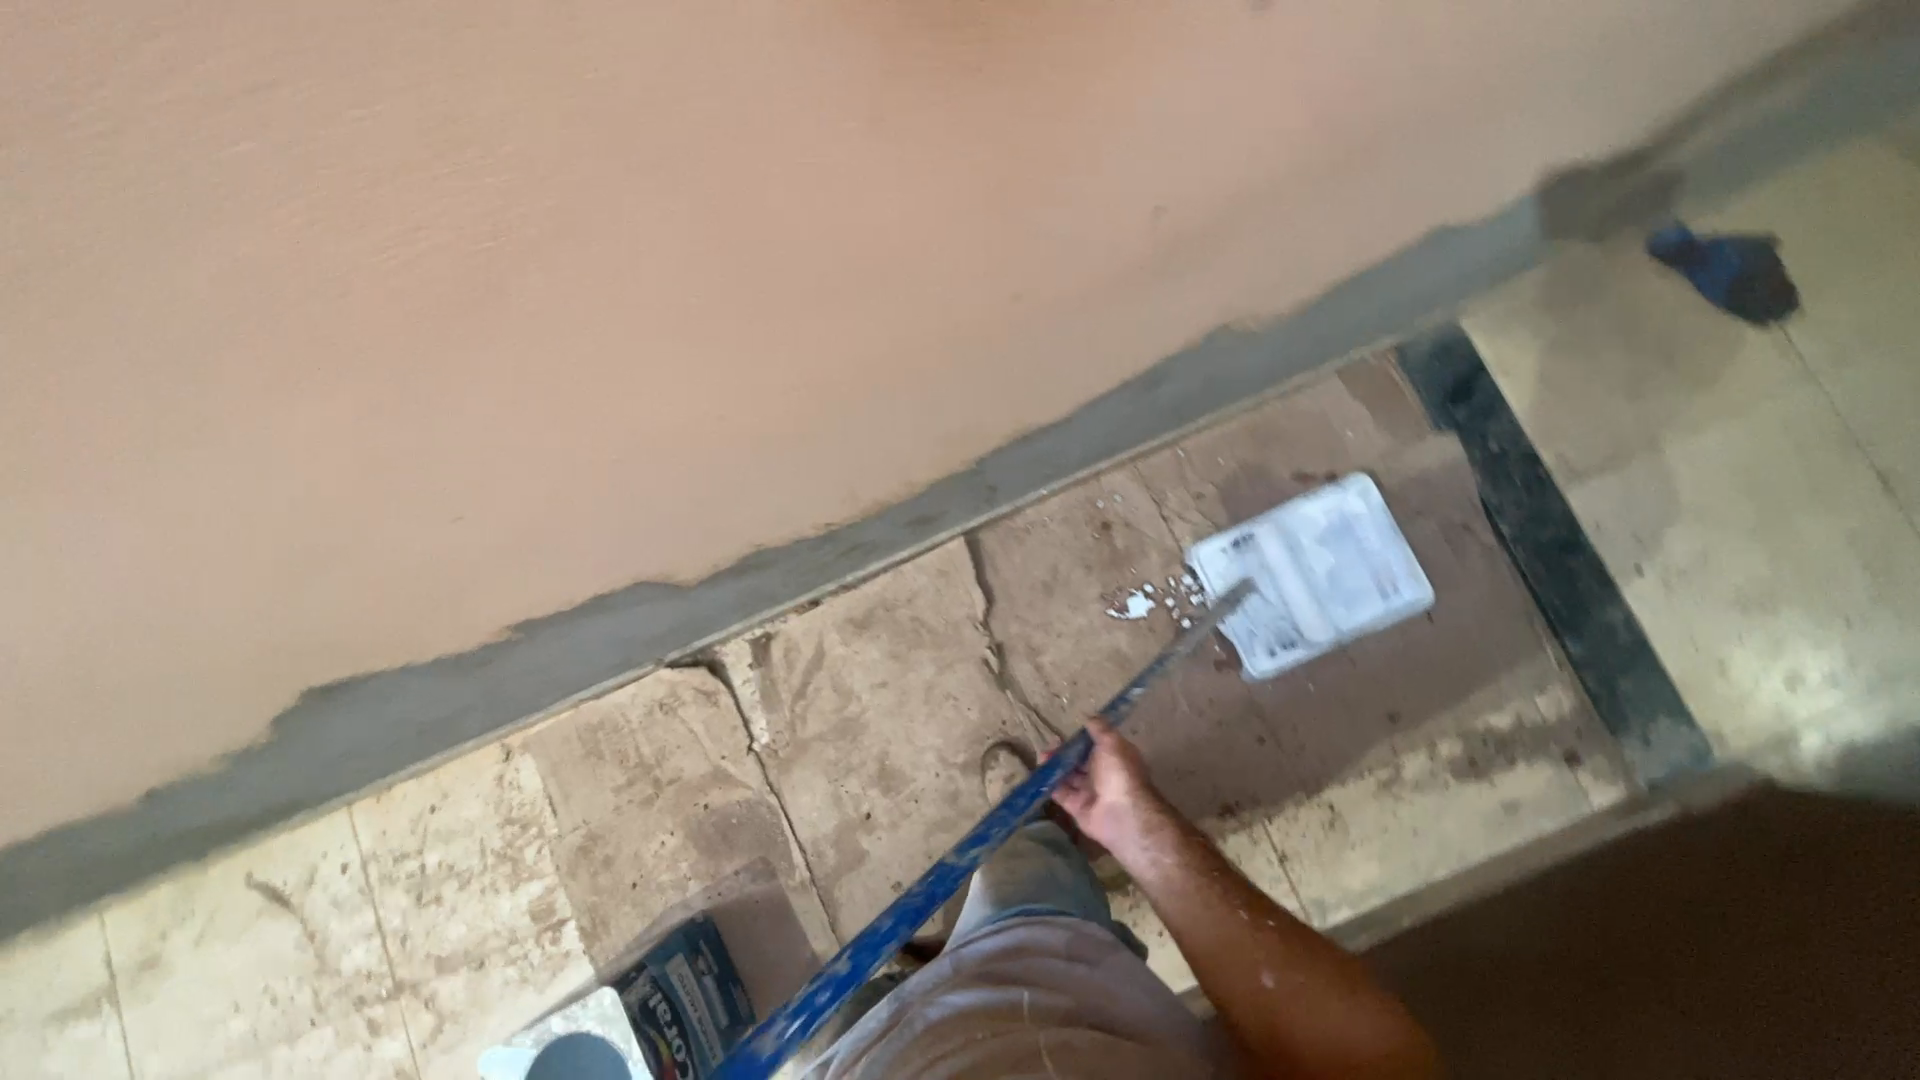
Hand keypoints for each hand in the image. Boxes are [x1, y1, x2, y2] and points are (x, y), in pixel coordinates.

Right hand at [1052, 717, 1174, 858]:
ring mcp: (1090, 792)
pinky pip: (1060, 793)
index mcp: (1114, 758)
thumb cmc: (1118, 773)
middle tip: (1050, 744)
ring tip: (1042, 756)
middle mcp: (1103, 774)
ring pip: (1068, 776)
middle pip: (1080, 761)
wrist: (1121, 814)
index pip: (1095, 745)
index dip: (1081, 739)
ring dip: (1055, 765)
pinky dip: (1050, 783)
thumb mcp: (1111, 743)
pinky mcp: (1077, 807)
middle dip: (1065, 752)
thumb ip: (1099, 729)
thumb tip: (1089, 716)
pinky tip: (1040, 772)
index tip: (1066, 732)